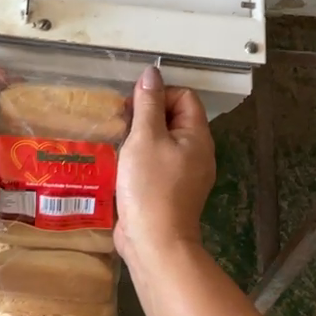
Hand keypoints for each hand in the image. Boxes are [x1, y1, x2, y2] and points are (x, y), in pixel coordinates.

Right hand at [115, 66, 215, 262]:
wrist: (154, 242)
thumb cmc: (150, 186)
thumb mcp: (145, 138)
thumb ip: (148, 104)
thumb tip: (151, 73)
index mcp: (197, 137)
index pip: (184, 97)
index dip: (159, 95)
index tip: (133, 108)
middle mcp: (197, 153)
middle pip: (174, 117)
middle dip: (146, 115)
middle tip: (122, 125)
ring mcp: (184, 173)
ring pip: (162, 140)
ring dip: (139, 137)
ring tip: (118, 143)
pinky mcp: (169, 190)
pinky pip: (156, 161)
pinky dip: (140, 157)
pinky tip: (120, 164)